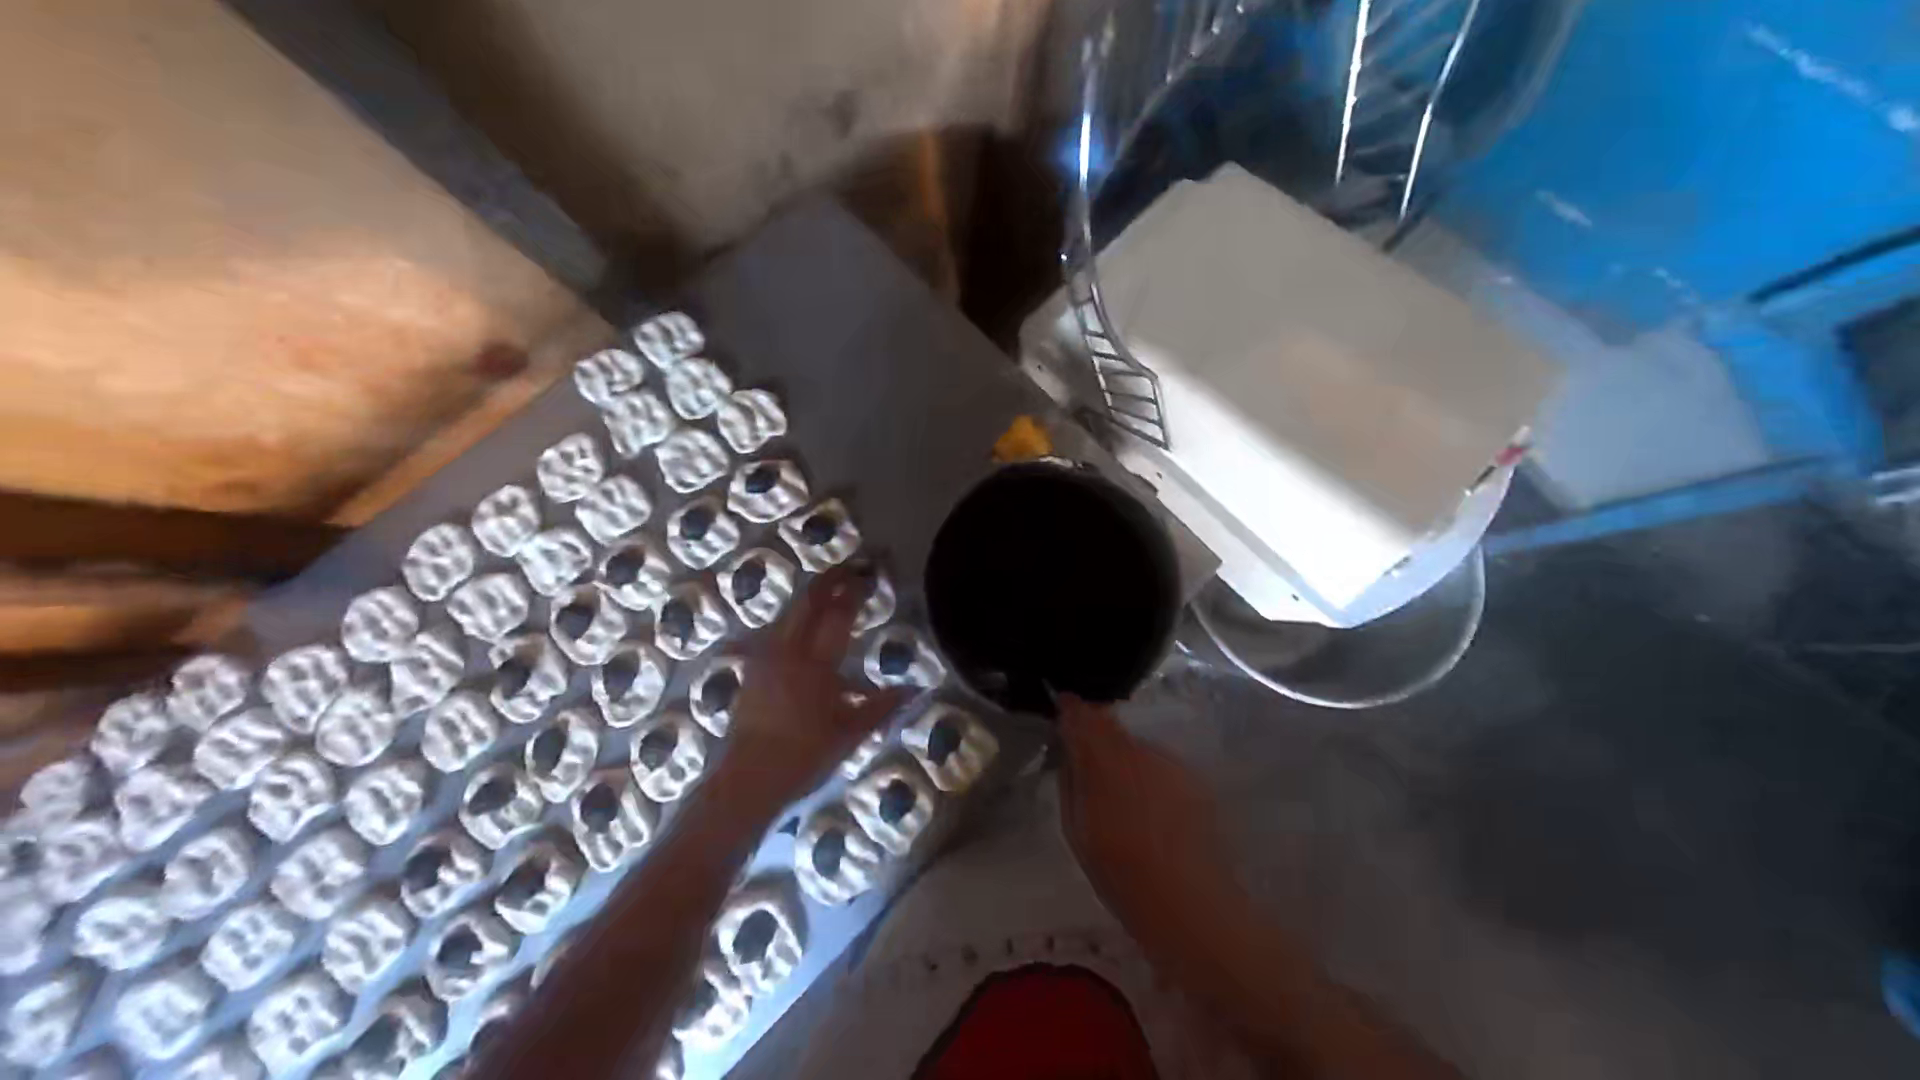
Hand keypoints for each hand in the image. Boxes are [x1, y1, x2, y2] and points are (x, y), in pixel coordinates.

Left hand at [719, 564, 903, 815]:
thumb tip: (914, 689)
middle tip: (850, 569)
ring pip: (789, 612)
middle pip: (808, 601)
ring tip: (829, 592)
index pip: (838, 614)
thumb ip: (882, 706)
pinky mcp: (752, 667)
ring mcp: (765, 657)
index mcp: (817, 665)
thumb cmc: (805, 757)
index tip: (868, 574)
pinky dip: (794, 620)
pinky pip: (776, 631)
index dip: (854, 590)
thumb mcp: (851, 734)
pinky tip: (802, 631)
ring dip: (810, 597)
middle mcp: (788, 651)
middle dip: (829, 579)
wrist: (749, 779)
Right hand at [1057, 694, 1239, 951]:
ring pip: (1136, 747)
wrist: (1191, 905)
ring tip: (1121, 798)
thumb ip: (1071, 779)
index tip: (1062, 713)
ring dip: (1123, 759)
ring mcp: (1170, 763)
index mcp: (1105, 760)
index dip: (1071, 710)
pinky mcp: (1192, 778)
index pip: (1084, 715)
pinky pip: (1158, 765)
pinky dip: (1147, 776)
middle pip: (1112, 728)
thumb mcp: (1077, 829)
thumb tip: (1068, 747)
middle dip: (1097, 738)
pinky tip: (1149, 810)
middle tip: (1088, 768)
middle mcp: (1140, 751)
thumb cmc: (1121, 875)